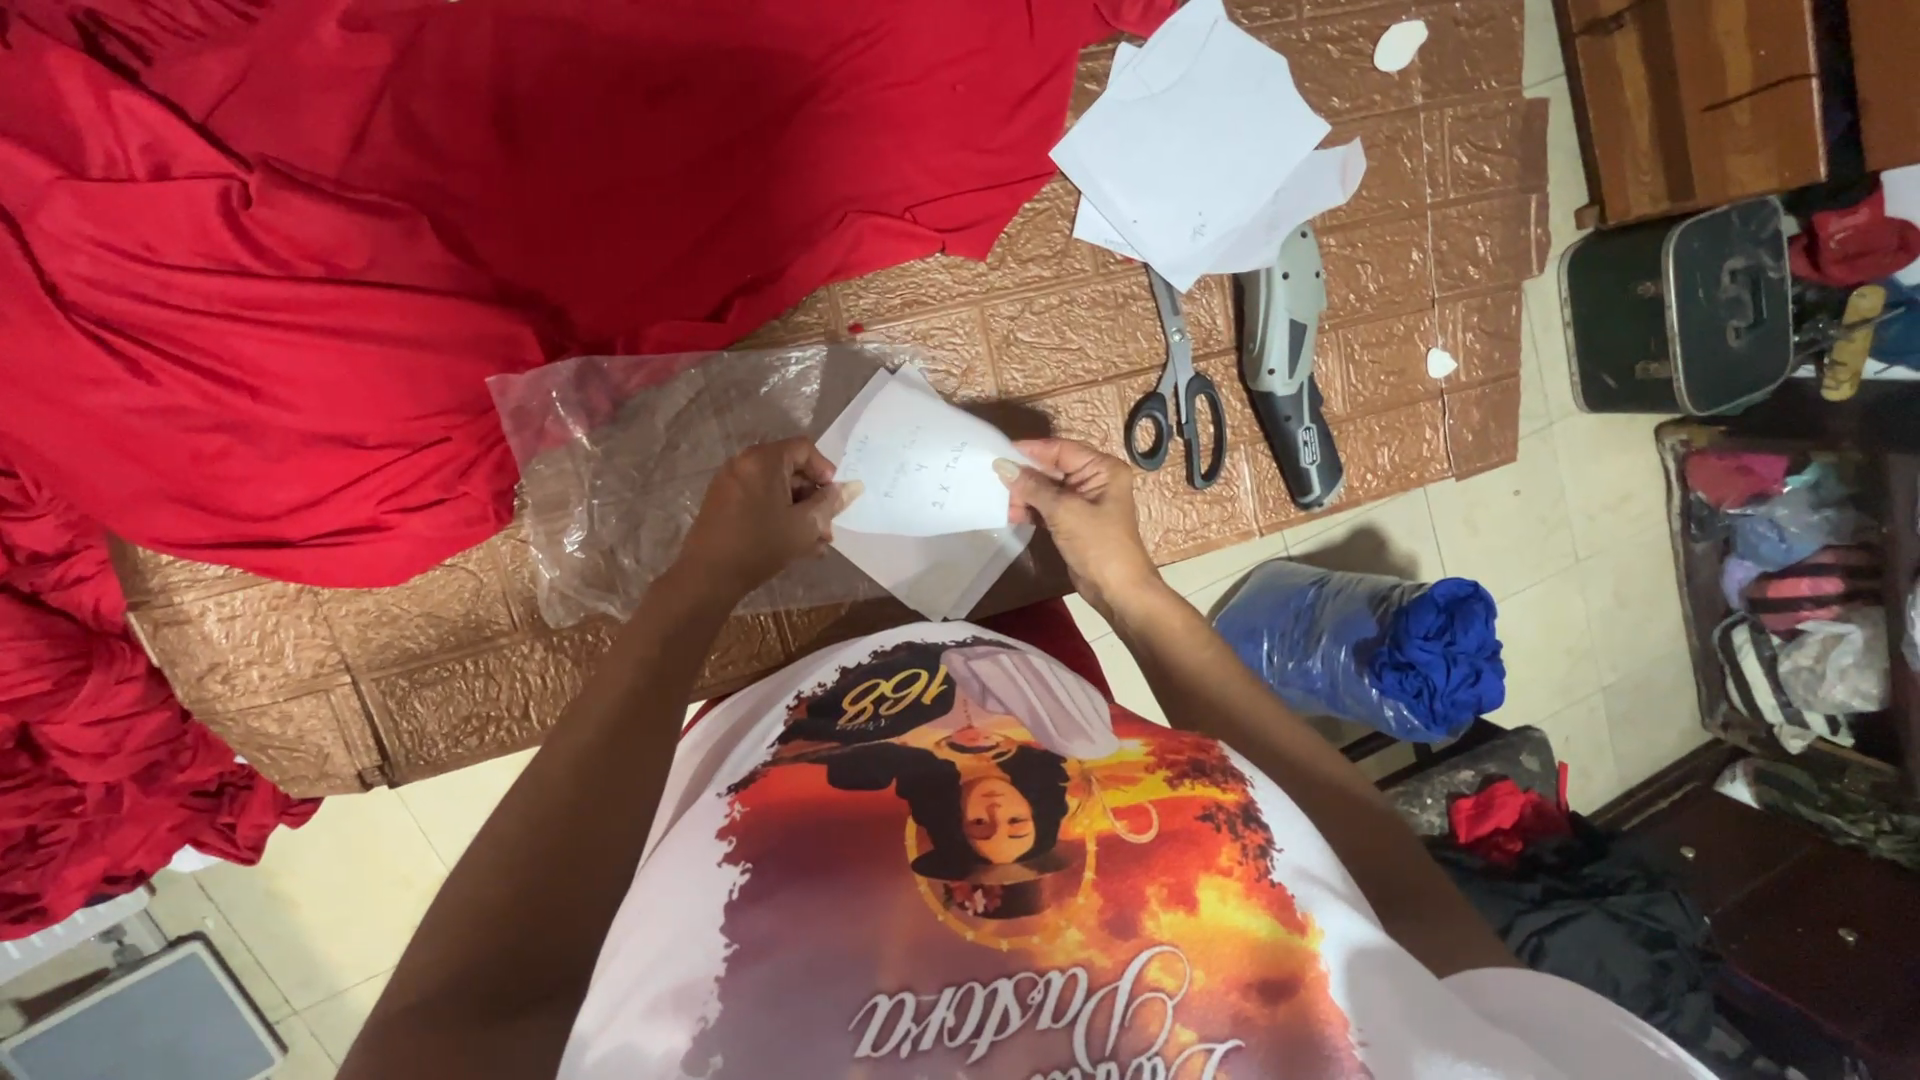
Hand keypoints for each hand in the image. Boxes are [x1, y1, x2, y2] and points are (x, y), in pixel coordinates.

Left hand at [676, 438, 861, 598]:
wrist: (708, 576)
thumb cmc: (761, 545)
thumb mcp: (805, 526)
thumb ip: (830, 503)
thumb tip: (851, 488)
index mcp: (764, 461)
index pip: (804, 449)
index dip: (825, 470)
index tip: (833, 499)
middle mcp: (743, 464)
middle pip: (789, 468)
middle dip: (813, 497)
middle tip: (826, 527)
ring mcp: (730, 483)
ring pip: (775, 488)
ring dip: (798, 510)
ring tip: (814, 543)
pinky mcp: (722, 502)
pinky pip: (758, 498)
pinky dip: (777, 513)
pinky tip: (791, 543)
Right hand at [994, 438, 1159, 616]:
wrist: (1117, 589)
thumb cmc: (1098, 544)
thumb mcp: (1064, 511)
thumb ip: (1033, 487)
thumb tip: (1003, 466)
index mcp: (1102, 469)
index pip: (1061, 449)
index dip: (1031, 450)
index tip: (999, 452)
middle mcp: (1094, 480)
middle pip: (1052, 467)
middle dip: (1025, 474)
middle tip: (994, 476)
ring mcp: (1083, 502)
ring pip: (1047, 488)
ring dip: (1024, 493)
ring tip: (1000, 499)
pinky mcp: (1072, 521)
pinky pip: (1047, 507)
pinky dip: (1030, 509)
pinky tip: (1010, 513)